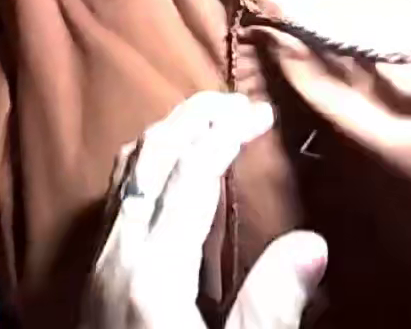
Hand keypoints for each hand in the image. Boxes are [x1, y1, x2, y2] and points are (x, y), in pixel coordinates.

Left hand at [86, 92, 327, 328]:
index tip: (263, 112)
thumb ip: (270, 311)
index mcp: (151, 271)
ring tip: (212, 119)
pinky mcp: (96, 272)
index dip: (228, 131)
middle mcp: (118, 250)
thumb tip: (313, 243)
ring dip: (172, 129)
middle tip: (240, 102)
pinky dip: (152, 155)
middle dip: (196, 114)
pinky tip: (174, 165)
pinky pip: (122, 186)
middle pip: (154, 151)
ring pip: (131, 162)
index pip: (192, 170)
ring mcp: (100, 258)